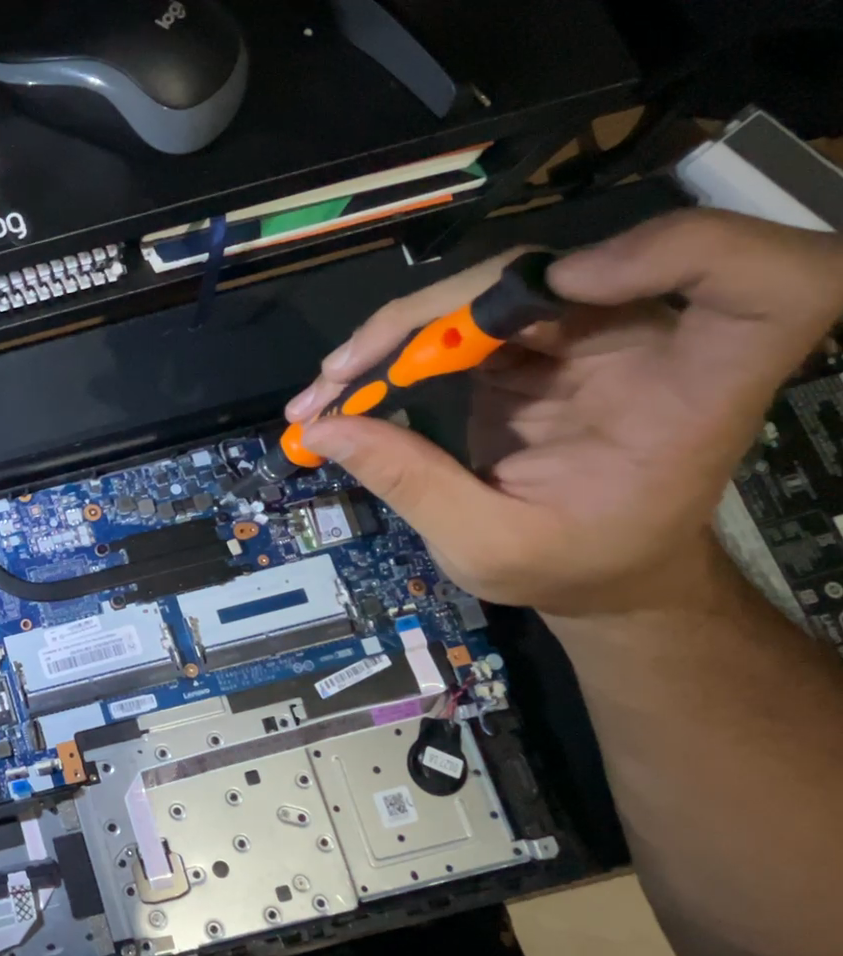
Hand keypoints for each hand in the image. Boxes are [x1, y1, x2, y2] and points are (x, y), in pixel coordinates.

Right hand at [284, 209, 842, 616]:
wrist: (600, 573)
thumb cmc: (576, 567)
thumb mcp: (486, 546)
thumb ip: (412, 483)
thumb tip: (321, 428)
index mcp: (689, 392)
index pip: (762, 282)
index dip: (676, 254)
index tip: (567, 287)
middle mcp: (644, 344)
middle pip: (548, 277)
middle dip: (433, 316)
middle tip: (344, 375)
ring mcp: (583, 341)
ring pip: (487, 292)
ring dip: (395, 333)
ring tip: (325, 388)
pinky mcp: (532, 351)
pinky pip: (458, 325)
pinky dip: (394, 352)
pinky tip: (345, 388)